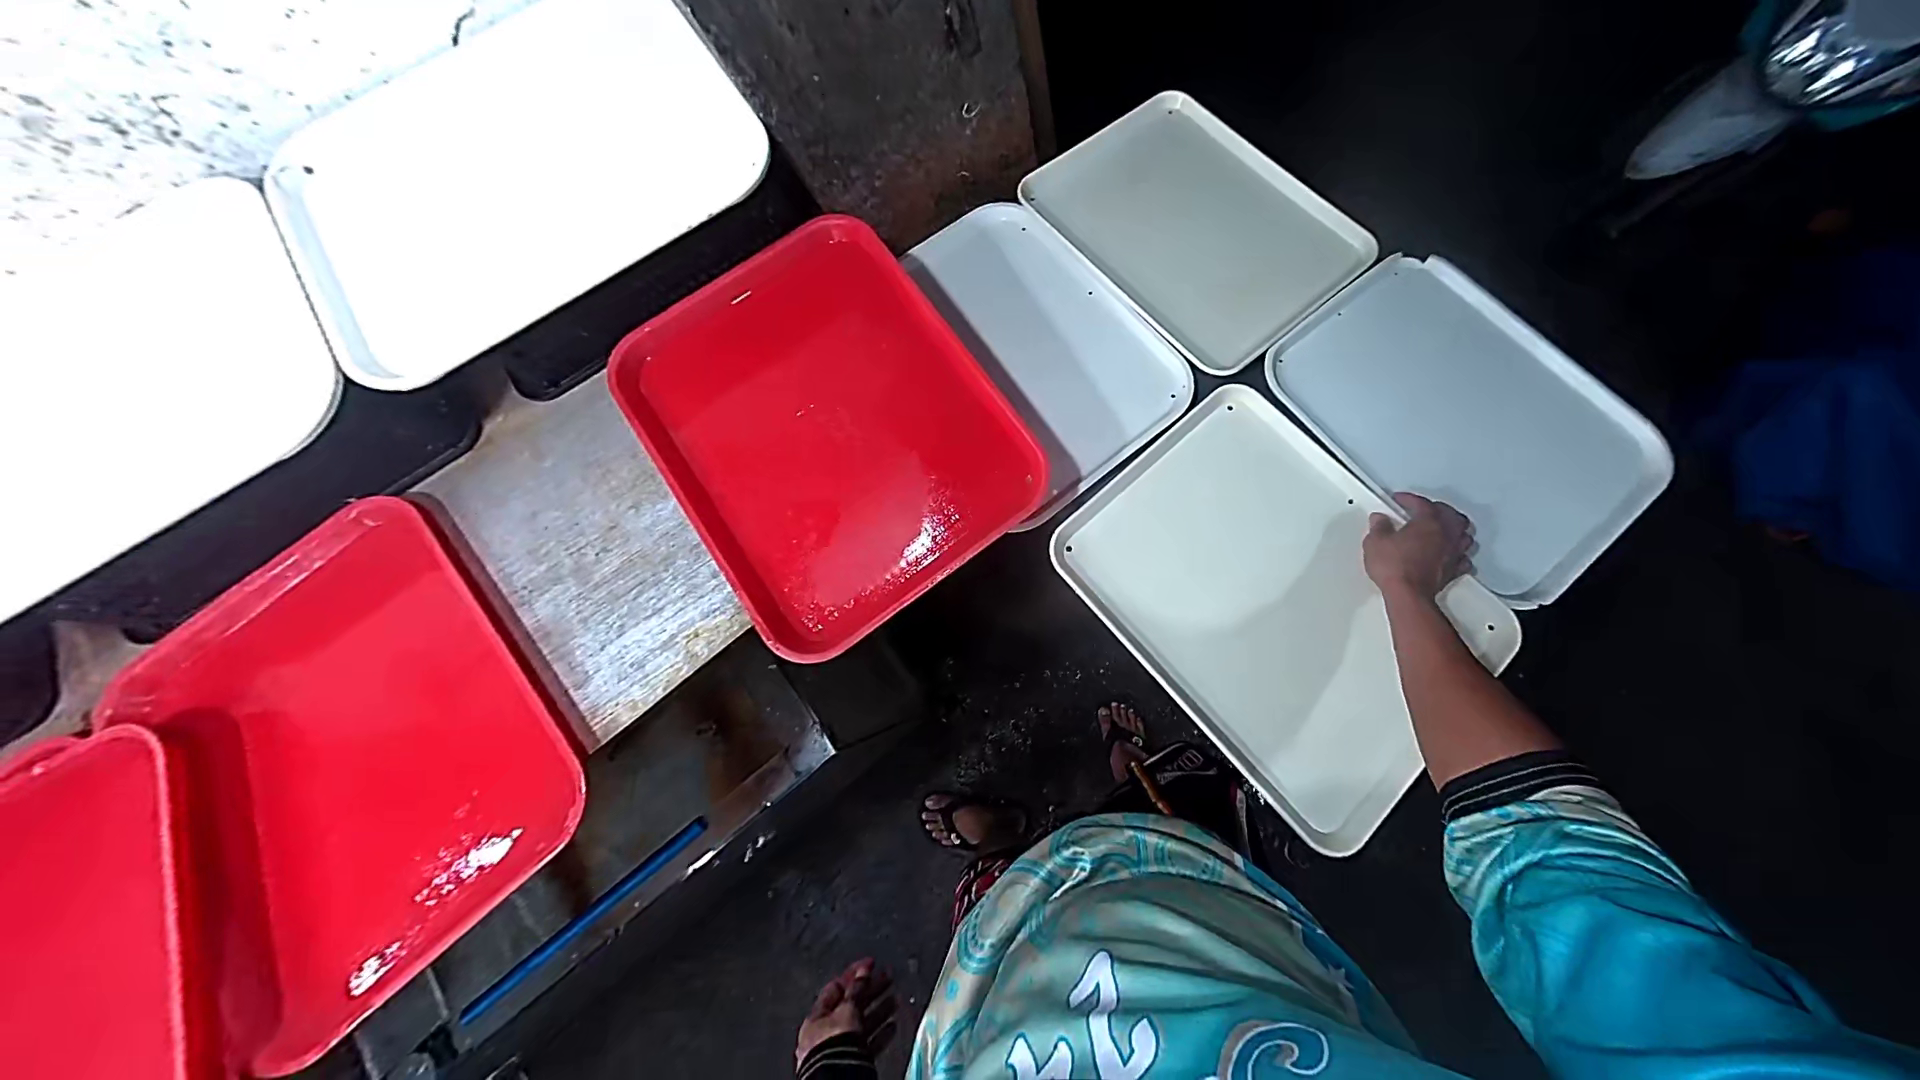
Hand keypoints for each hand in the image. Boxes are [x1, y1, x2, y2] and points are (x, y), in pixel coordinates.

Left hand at [795, 958, 897, 1067]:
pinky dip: (880, 1034)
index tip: (872, 963)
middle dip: (870, 990)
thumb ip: (856, 989)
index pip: (837, 986)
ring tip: (895, 999)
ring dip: (879, 1010)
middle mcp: (826, 1032)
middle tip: (888, 977)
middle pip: (851, 1004)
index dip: (855, 973)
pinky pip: (867, 1044)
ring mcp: (838, 1048)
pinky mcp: (851, 1062)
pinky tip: (892, 1026)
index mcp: (818, 1017)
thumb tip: (863, 970)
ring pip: (861, 1024)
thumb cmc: (836, 1041)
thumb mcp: (847, 1009)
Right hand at [1363, 493, 1474, 600]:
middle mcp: (1445, 535)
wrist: (1408, 593)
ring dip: (1455, 527)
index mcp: (1428, 523)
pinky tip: (1454, 552)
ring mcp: (1452, 552)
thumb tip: (1380, 520)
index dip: (1409, 499)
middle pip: (1451, 514)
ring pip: (1464, 533)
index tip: (1400, 499)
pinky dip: (1460, 552)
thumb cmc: (1397, 568)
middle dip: (1439, 509)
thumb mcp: (1375, 542)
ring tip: (1446, 525)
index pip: (1422, 503)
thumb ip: (1379, 527)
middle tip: (1426, 508)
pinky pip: (1464, 557)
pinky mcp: (1453, 569)